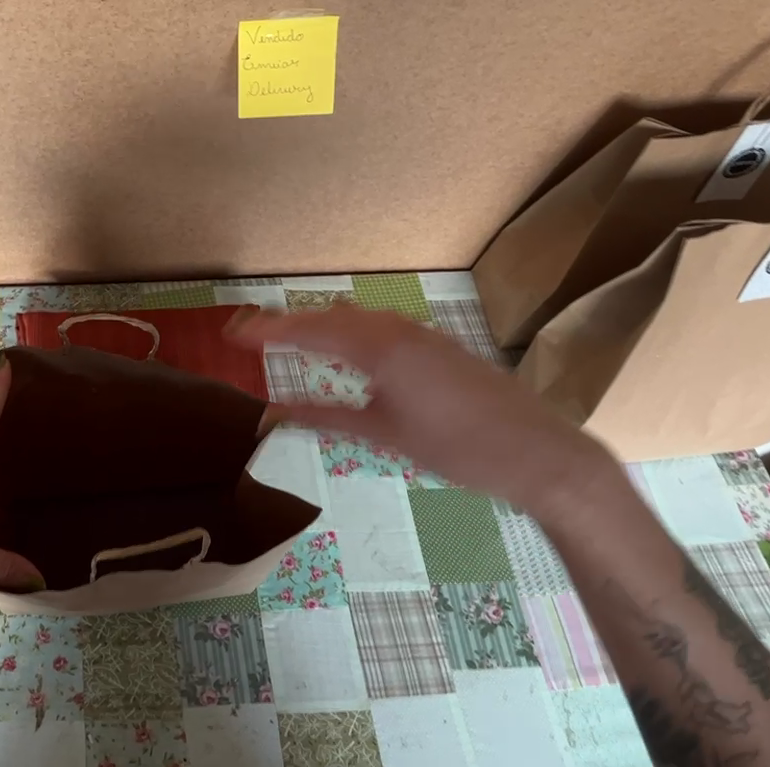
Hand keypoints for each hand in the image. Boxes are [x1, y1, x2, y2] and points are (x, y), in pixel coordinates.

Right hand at [226, 305, 609, 515]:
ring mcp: (421, 333)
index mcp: (377, 346)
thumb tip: (270, 414)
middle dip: (286, 324)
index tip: (230, 333)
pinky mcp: (437, 345)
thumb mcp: (384, 435)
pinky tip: (345, 352)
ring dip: (319, 327)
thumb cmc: (458, 448)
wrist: (540, 452)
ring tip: (287, 341)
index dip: (265, 331)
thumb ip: (324, 418)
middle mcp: (395, 328)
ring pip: (356, 319)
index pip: (307, 330)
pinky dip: (349, 333)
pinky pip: (379, 327)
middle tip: (250, 336)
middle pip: (327, 317)